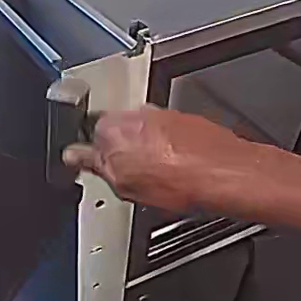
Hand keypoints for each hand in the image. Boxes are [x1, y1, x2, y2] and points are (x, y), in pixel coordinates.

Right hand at [61, 107, 257, 213]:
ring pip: (140, 134)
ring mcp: (161, 114)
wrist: (225, 175)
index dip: (91, 159)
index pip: (85, 138)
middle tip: (130, 179)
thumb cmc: (181, 181)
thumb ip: (95, 167)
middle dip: (120, 153)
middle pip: (114, 133)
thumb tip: (75, 157)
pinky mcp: (183, 119)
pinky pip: (164, 135)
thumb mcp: (124, 186)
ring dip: (145, 152)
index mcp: (111, 127)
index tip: (95, 171)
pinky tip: (175, 171)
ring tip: (157, 178)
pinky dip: (166, 150)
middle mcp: (135, 114)